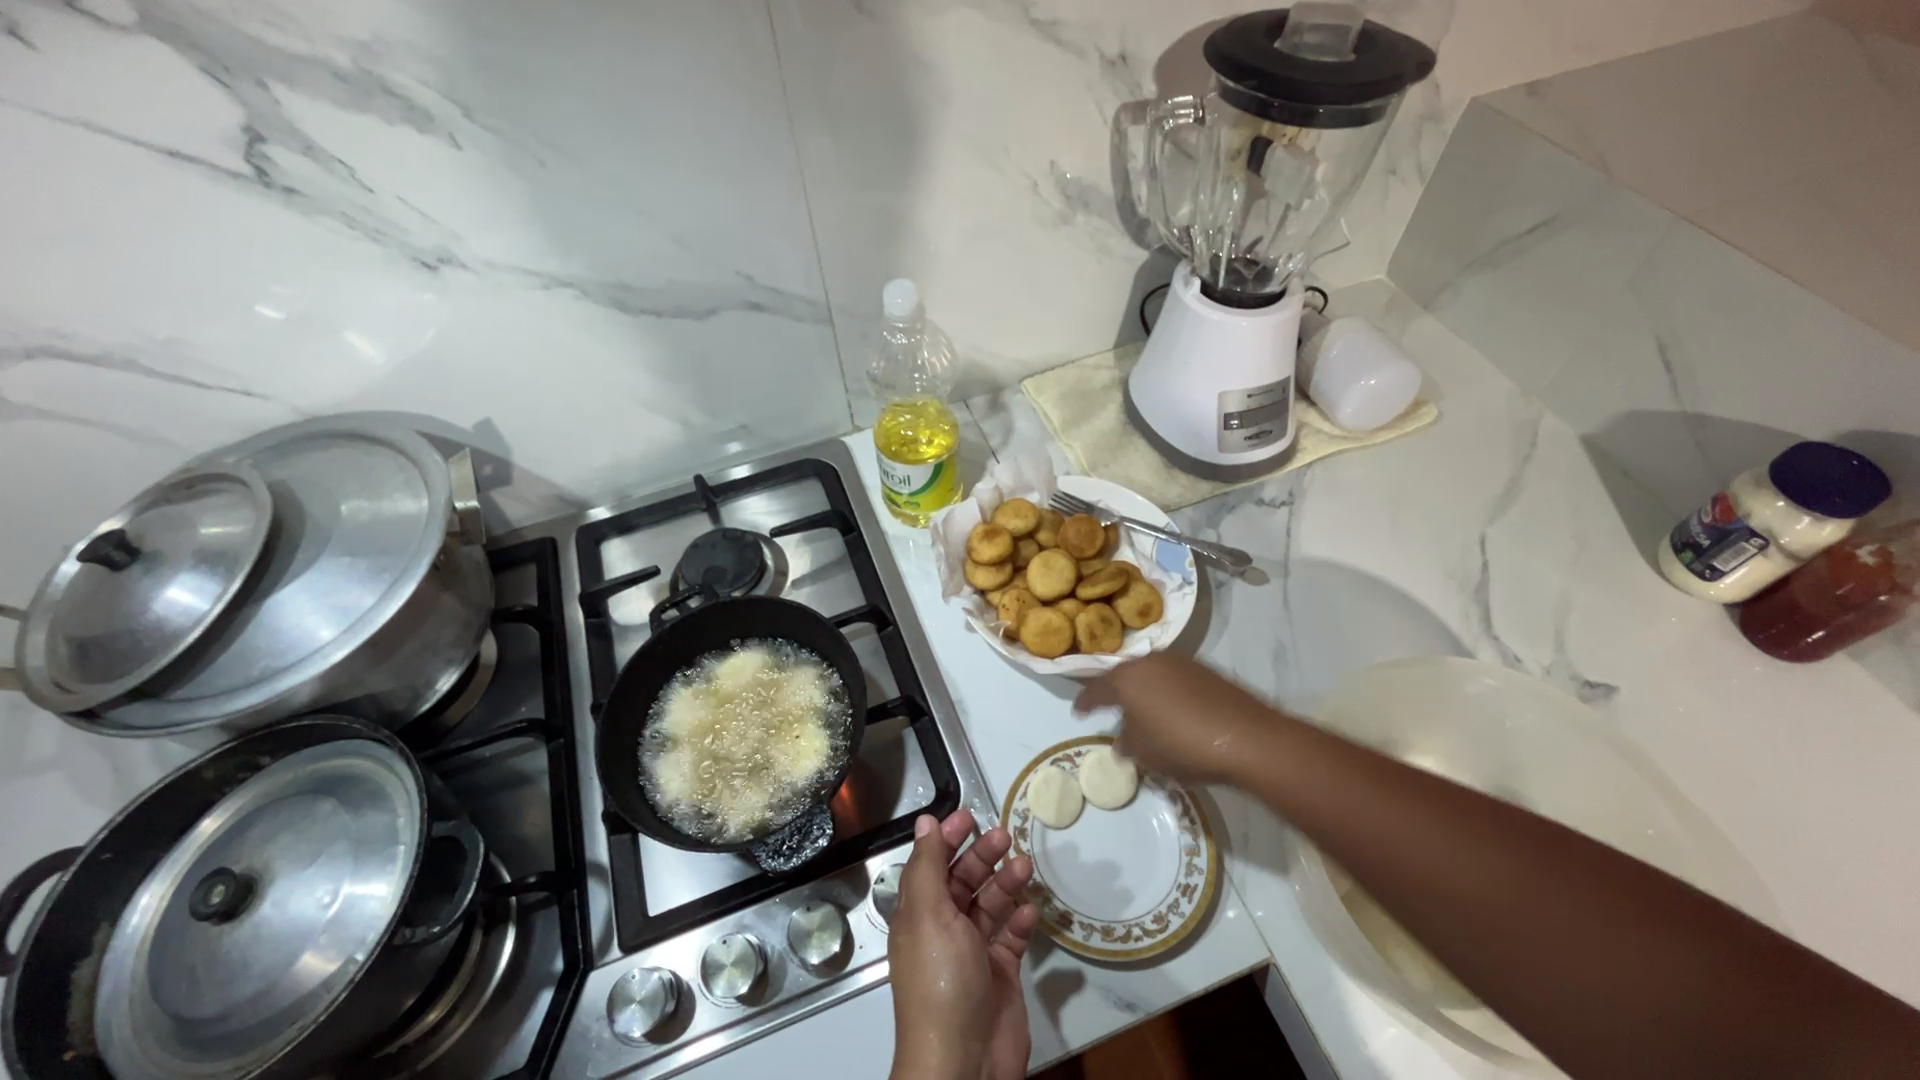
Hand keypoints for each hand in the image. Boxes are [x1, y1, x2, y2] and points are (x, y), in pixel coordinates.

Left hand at [888, 809, 1038, 1079]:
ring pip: (989, 907)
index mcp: (918, 915)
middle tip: (1004, 834)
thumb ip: (929, 866)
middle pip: (963, 882)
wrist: (965, 1061)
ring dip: (1005, 884)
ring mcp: (973, 954)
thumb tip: (925, 822)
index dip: (947, 839)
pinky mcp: (1000, 975)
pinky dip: (1021, 922)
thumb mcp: (928, 915)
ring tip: (1025, 866)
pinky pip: (1011, 939)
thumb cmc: (941, 981)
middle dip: (981, 856)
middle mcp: (943, 930)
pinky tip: (1031, 911)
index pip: (931, 866)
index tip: (969, 815)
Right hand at [1073, 652, 1284, 784]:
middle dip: (1116, 693)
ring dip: (1144, 693)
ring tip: (1143, 714)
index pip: (1096, 689)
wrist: (1247, 738)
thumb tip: (1122, 740)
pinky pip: (1175, 681)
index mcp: (1128, 678)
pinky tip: (1172, 714)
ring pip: (1152, 676)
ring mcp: (1182, 664)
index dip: (1084, 702)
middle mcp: (1152, 662)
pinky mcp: (1207, 673)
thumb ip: (1126, 743)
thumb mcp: (1144, 752)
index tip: (1077, 713)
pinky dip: (1167, 695)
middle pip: (1125, 676)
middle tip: (1109, 710)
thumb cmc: (1183, 744)